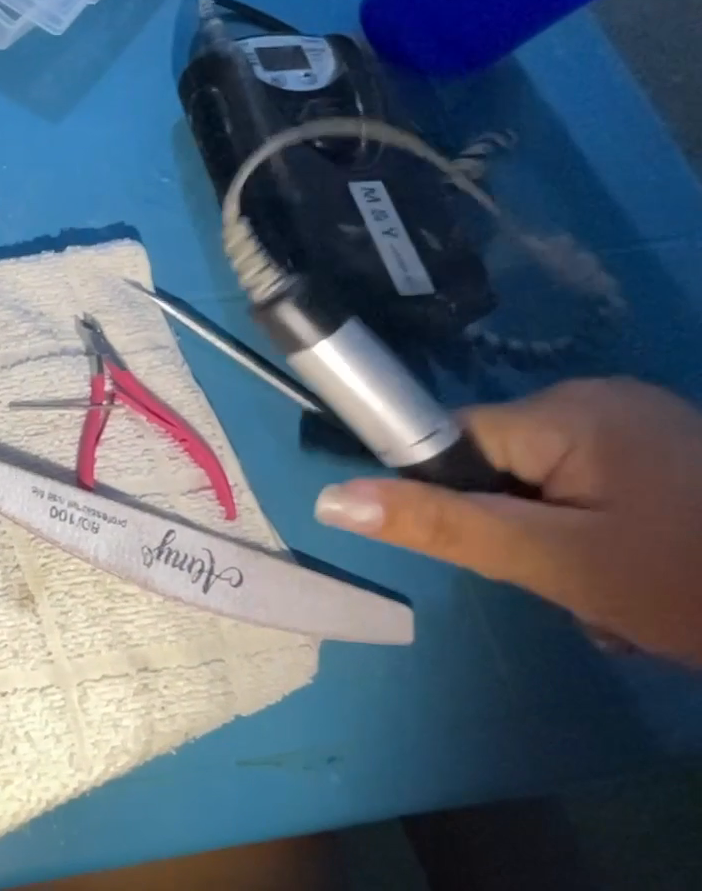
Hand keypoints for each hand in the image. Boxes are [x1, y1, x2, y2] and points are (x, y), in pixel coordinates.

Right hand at [314, 378, 701, 664]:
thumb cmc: (695, 584)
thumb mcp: (558, 564)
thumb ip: (440, 525)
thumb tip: (329, 498)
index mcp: (570, 412)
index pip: (453, 443)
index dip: (455, 500)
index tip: (506, 550)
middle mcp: (602, 400)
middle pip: (496, 466)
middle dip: (516, 531)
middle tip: (572, 584)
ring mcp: (642, 426)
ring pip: (543, 485)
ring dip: (557, 542)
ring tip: (615, 594)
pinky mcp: (670, 453)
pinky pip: (590, 487)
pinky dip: (598, 536)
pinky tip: (640, 575)